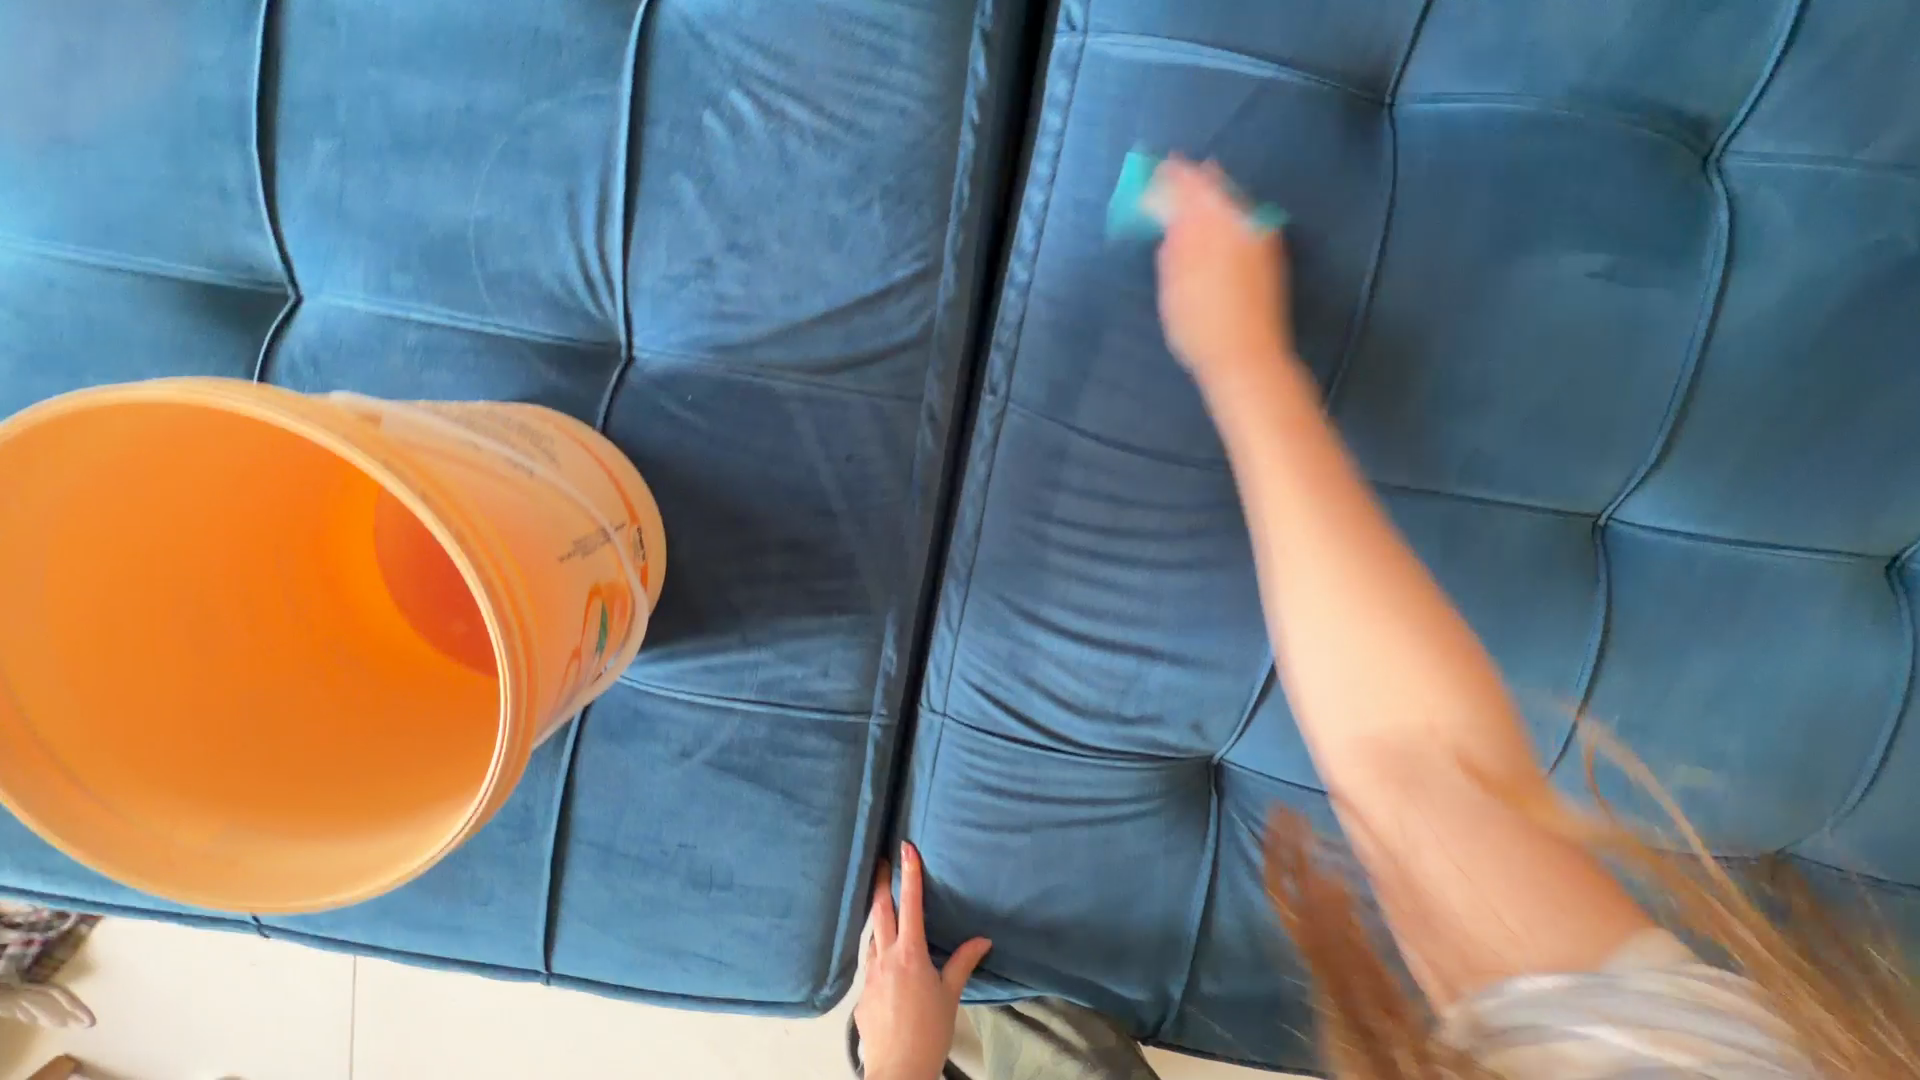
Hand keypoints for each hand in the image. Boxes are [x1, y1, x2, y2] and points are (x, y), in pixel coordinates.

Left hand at [855, 843, 992, 1079]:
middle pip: (880, 911)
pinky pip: (868, 964)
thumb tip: (983, 940)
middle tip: (880, 862)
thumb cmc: (929, 1032)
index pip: (911, 903)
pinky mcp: (861, 995)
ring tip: (881, 907)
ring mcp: (869, 975)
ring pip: (871, 936)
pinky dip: (876, 953)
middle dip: (880, 883)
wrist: (897, 1072)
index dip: (909, 873)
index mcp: (910, 953)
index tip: (905, 847)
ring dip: (876, 919)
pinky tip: (882, 959)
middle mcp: (885, 957)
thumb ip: (963, 962)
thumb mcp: (950, 995)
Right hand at [1154, 157, 1296, 391]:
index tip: (1160, 166)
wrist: (1246, 356)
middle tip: (1176, 176)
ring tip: (1195, 196)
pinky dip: (1227, 218)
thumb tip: (1172, 218)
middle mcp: (1241, 224)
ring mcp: (1260, 240)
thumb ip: (1173, 244)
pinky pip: (1244, 223)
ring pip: (1233, 206)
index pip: (1192, 187)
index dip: (1174, 175)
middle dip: (1196, 184)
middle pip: (1217, 191)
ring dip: (1212, 199)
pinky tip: (1217, 227)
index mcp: (1214, 225)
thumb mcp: (1174, 284)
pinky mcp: (1269, 258)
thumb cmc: (1200, 325)